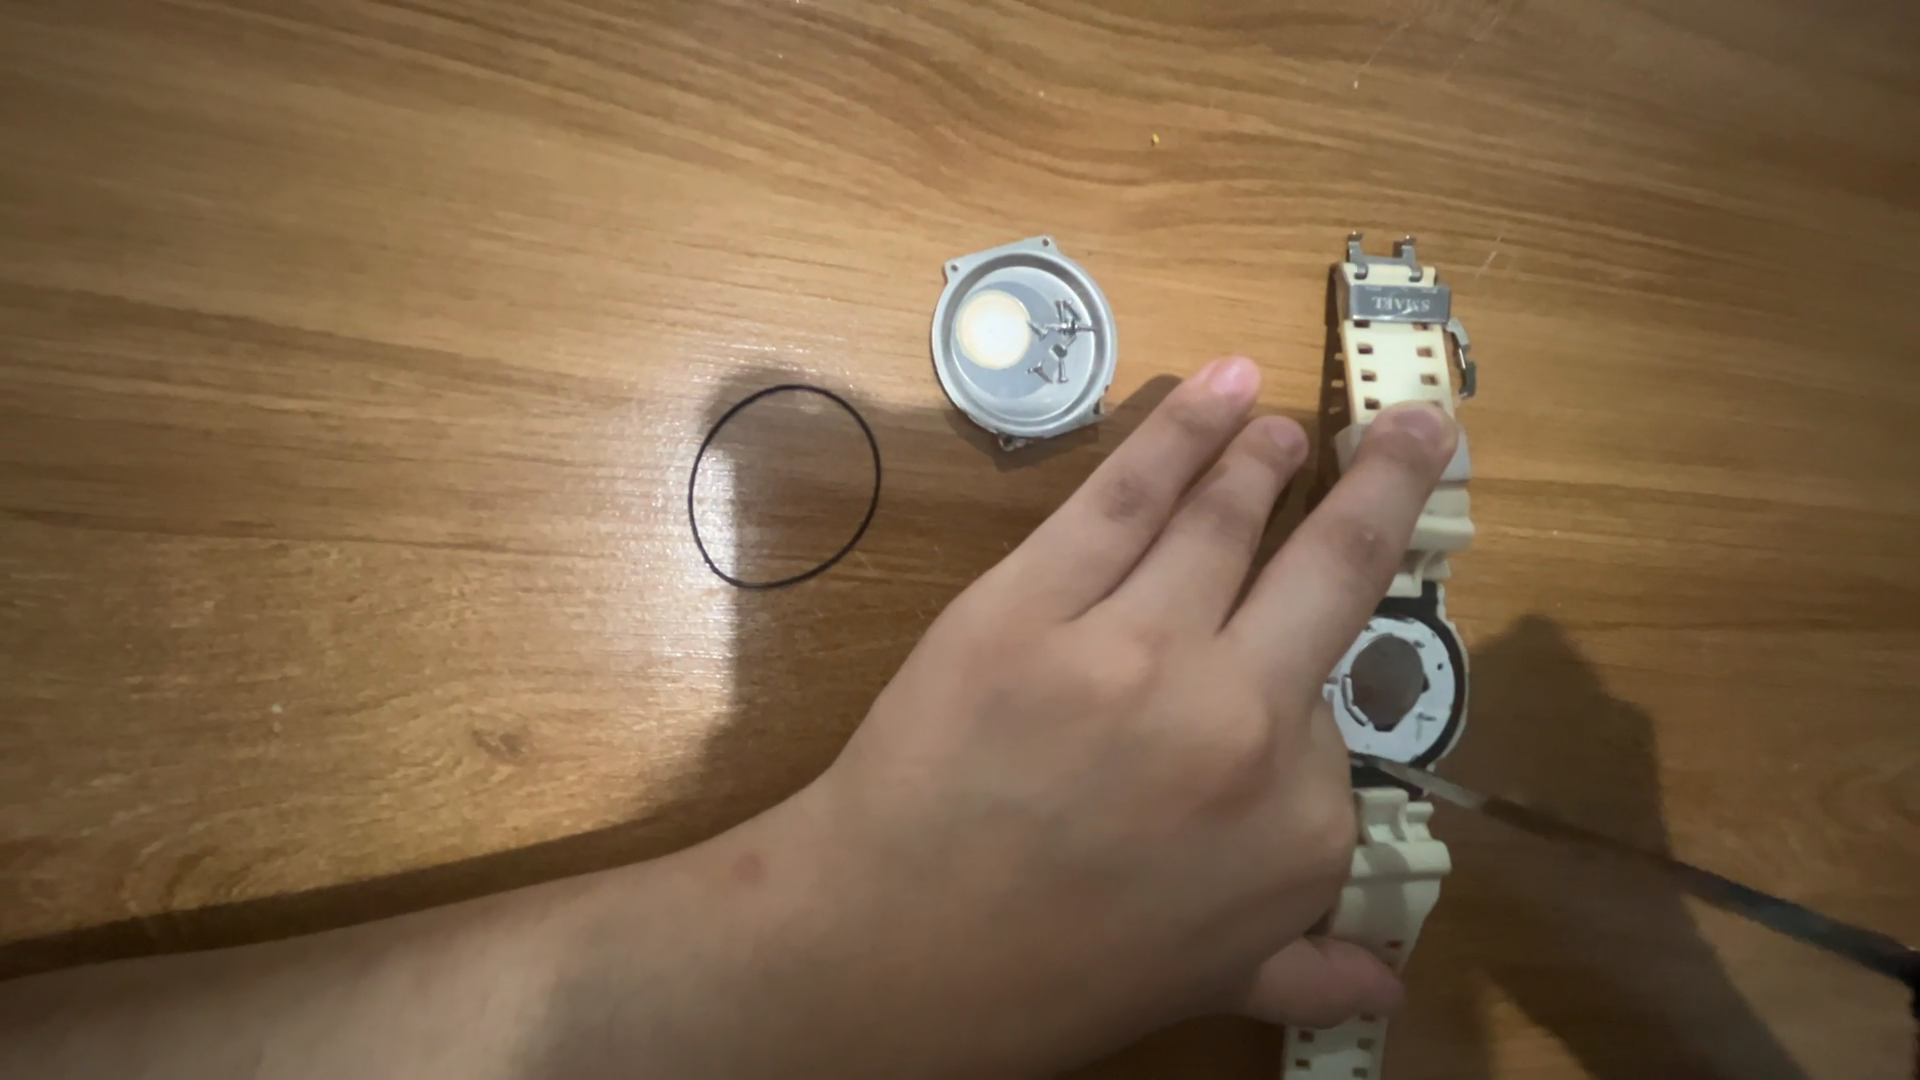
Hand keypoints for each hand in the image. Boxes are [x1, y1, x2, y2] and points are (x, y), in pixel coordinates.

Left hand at [795, 355, 1460, 1071]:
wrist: (894, 947)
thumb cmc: (1049, 974)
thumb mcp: (1207, 985)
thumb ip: (1307, 967)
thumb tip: (1381, 970)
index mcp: (1298, 826)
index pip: (1336, 717)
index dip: (1298, 683)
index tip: (1279, 659)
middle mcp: (1237, 720)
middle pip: (1329, 572)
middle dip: (1384, 487)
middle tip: (1411, 429)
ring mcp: (1133, 650)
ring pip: (1223, 521)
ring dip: (1262, 456)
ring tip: (1285, 422)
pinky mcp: (1032, 603)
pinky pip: (1124, 499)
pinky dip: (1178, 433)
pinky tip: (1219, 387)